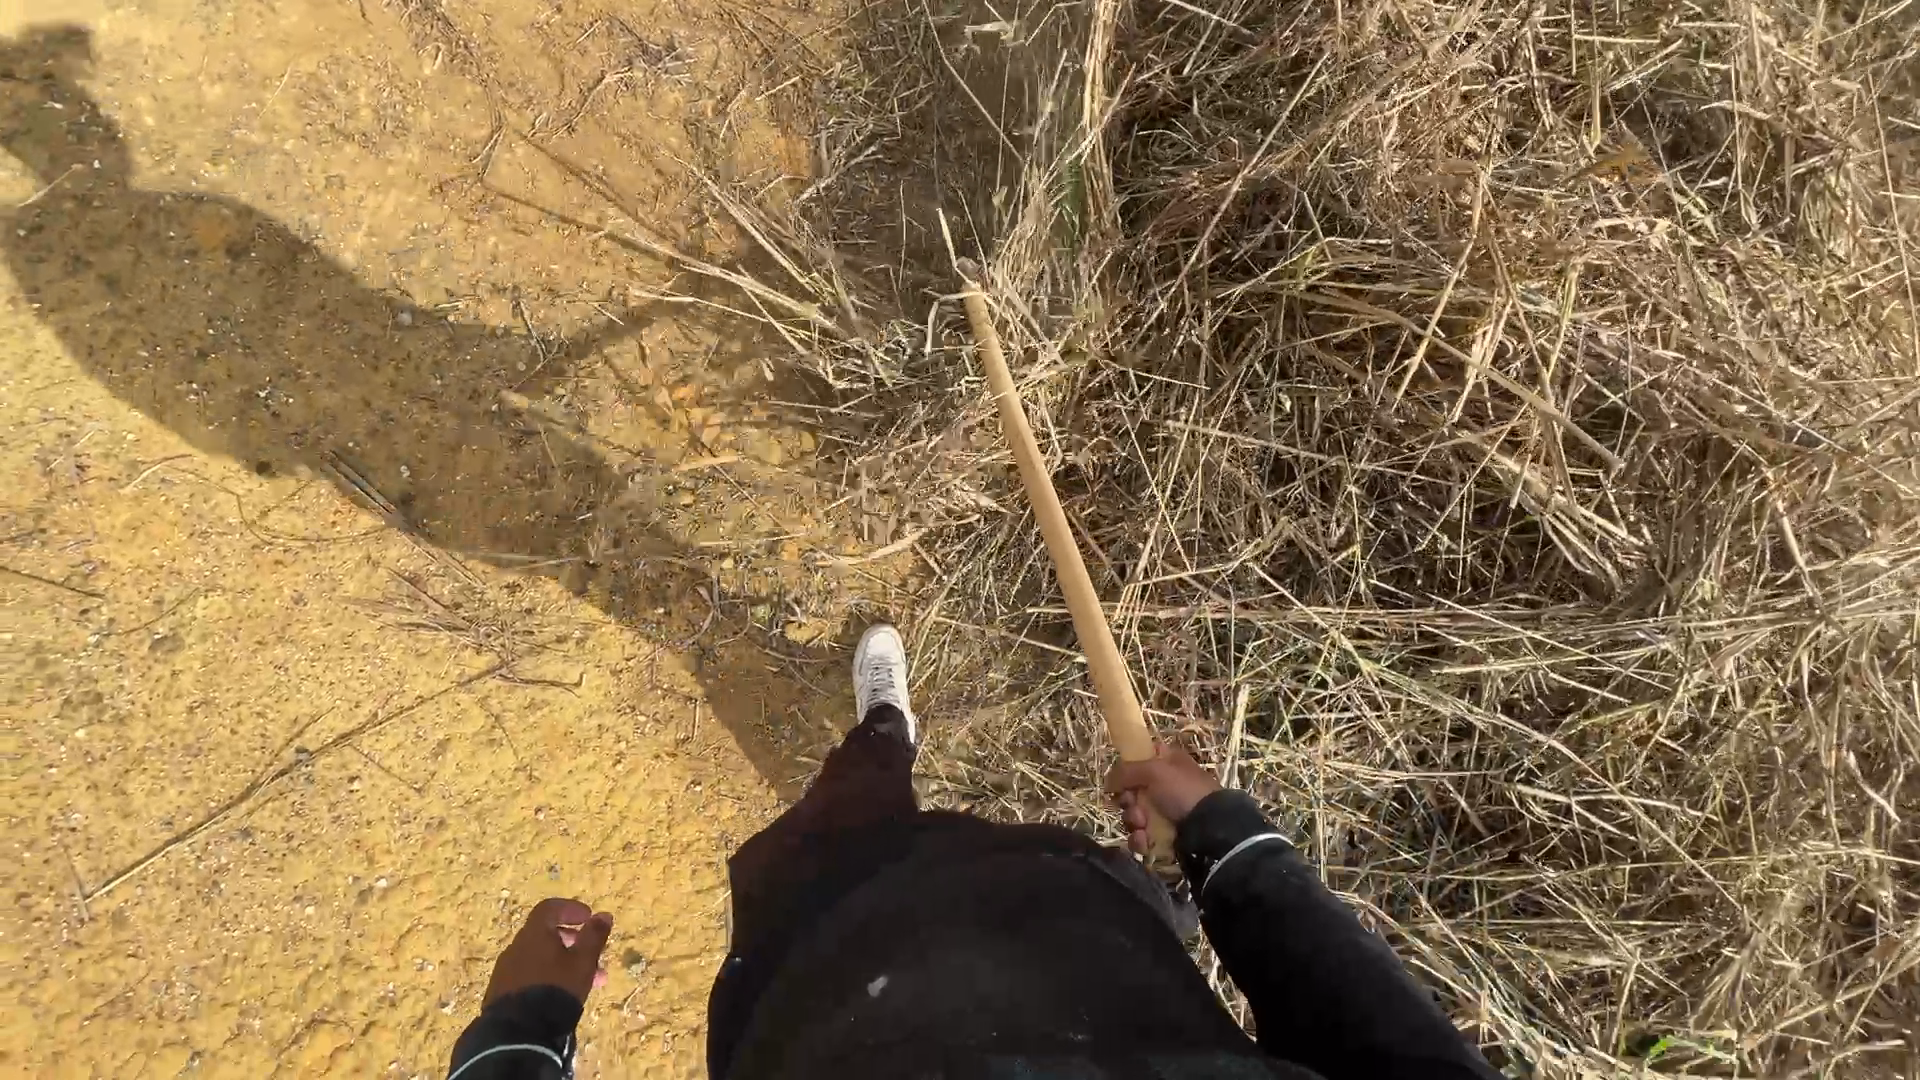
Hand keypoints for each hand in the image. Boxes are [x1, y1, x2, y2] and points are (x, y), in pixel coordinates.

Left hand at [482, 897, 613, 1006]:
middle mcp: (515, 949)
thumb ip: (594, 936)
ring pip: (539, 958)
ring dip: (563, 963)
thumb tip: (603, 915)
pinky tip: (560, 995)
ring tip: (585, 981)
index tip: (588, 918)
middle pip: (545, 934)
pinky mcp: (500, 995)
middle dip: (572, 941)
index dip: (570, 909)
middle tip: (590, 952)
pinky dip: (547, 977)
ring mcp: (504, 973)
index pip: (549, 908)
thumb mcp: (583, 961)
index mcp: (534, 935)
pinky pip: (528, 976)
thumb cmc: (556, 988)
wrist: (517, 1036)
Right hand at [1106, 742, 1220, 854]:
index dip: (1127, 769)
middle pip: (1131, 790)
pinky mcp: (1165, 835)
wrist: (1211, 829)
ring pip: (1134, 814)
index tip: (1122, 780)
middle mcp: (1165, 785)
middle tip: (1134, 806)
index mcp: (1167, 762)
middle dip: (1128, 801)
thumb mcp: (1154, 771)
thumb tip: (1108, 781)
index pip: (1139, 759)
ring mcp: (1165, 811)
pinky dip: (1140, 839)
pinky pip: (1141, 835)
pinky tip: (1144, 841)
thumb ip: (1126, 771)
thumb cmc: (1184, 791)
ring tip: (1143, 826)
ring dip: (1133, 821)